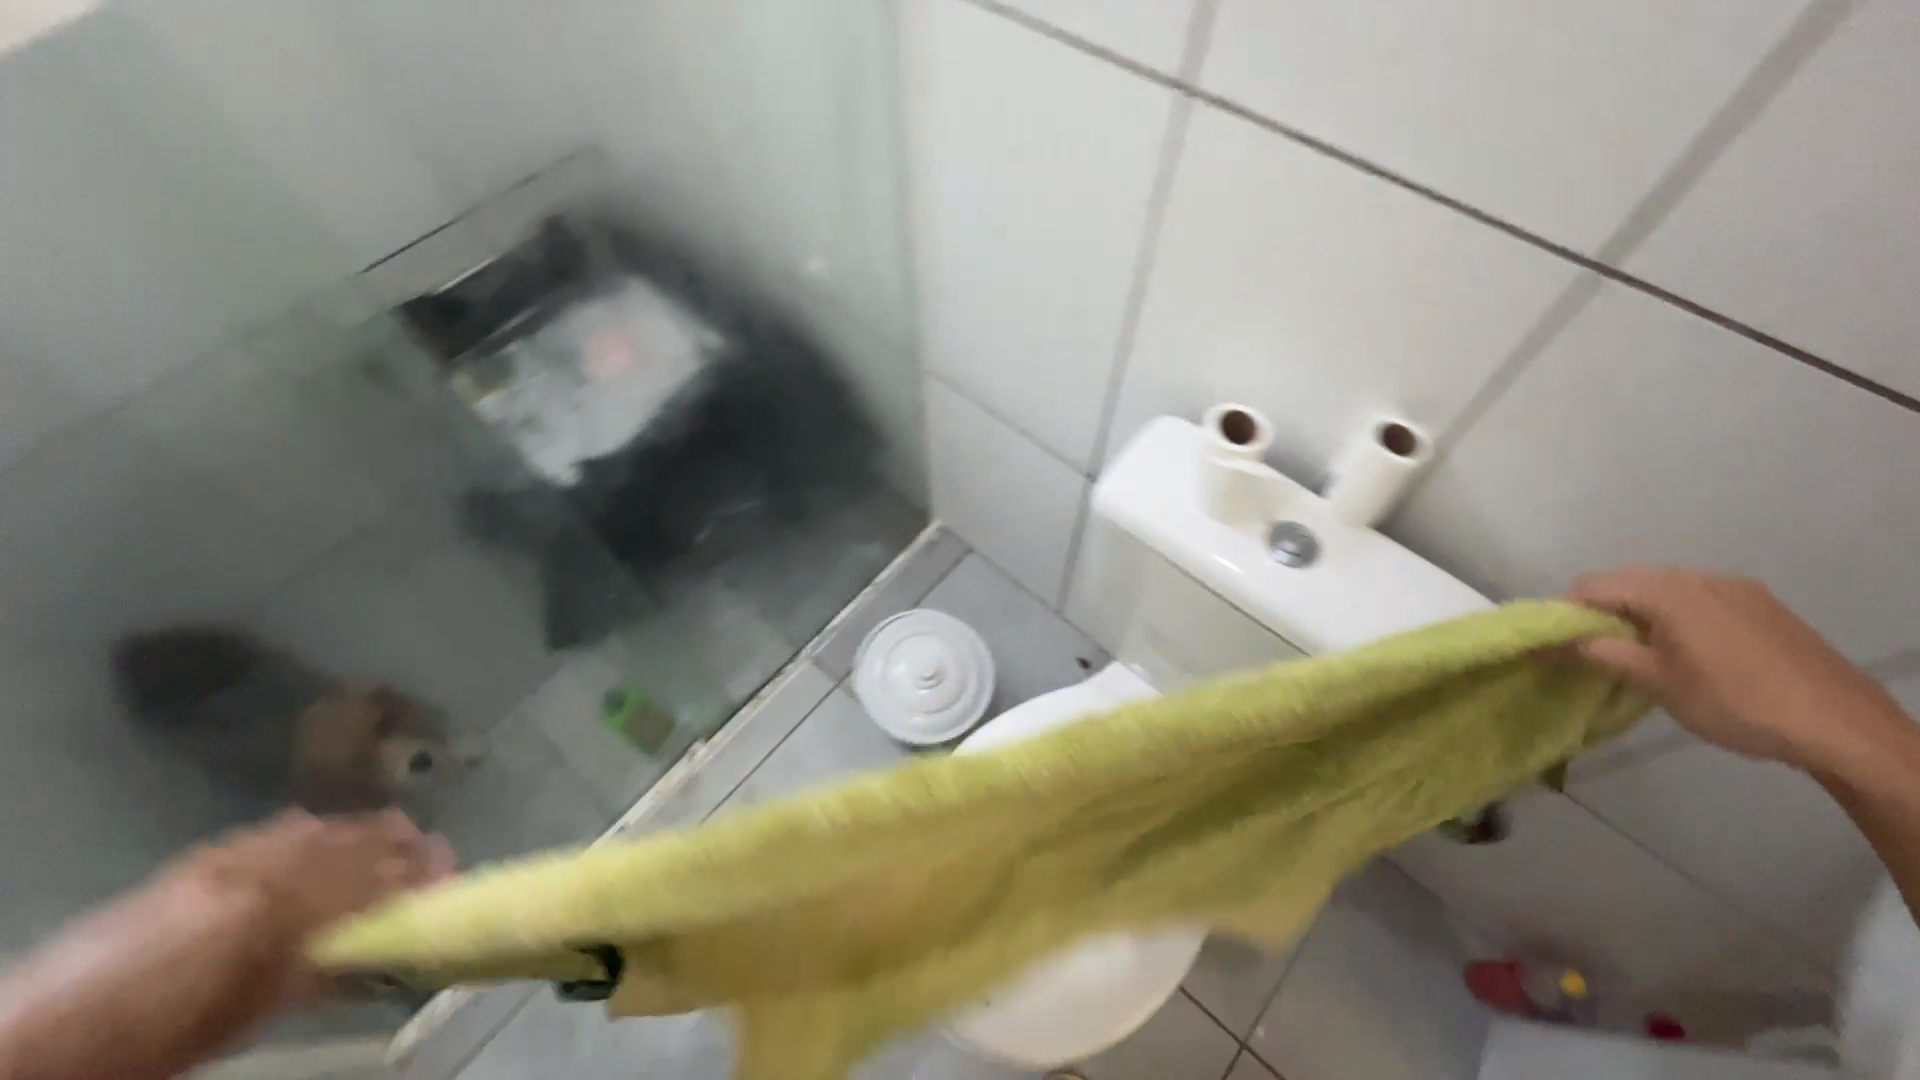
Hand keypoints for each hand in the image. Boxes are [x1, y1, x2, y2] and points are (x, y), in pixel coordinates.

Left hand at [0, 810, 453, 1079]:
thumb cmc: (177, 1030)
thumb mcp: (264, 1008)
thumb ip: (326, 963)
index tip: (451, 869)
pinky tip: (323, 830)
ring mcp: (240, 855)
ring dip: (364, 830)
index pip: (382, 878)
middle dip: (404, 843)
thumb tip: (378, 941)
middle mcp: (277, 868)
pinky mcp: (207, 854)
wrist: (63, 1026)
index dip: (423, 871)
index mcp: (299, 910)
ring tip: (396, 831)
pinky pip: (278, 829)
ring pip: (324, 827)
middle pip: (360, 841)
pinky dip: (313, 829)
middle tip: (435, 847)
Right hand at [1568, 565, 1911, 773]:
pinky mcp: (1761, 605)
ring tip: (1633, 649)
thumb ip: (1600, 653)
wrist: (1843, 727)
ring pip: (1663, 587)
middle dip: (1598, 608)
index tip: (1552, 641)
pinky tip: (1680, 647)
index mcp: (1668, 592)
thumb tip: (1553, 641)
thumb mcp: (1656, 682)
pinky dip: (1672, 613)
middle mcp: (1699, 577)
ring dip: (1636, 610)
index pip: (1592, 585)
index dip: (1563, 610)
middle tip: (1587, 647)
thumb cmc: (1735, 703)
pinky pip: (1696, 596)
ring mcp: (1735, 589)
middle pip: (1626, 579)